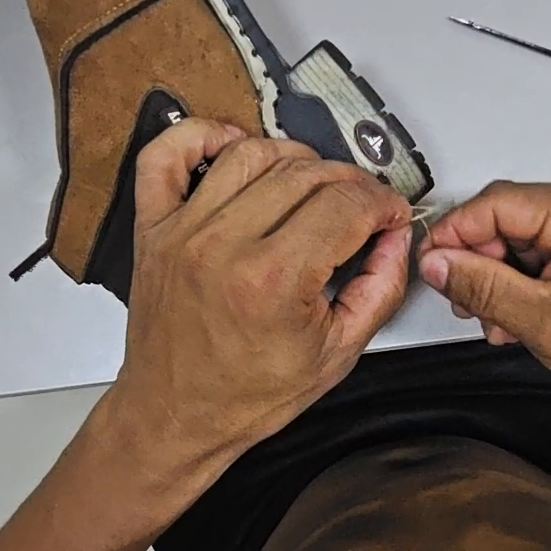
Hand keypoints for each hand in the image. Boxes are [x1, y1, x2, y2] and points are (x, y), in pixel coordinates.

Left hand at [107, 120, 413, 483]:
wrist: (177, 415)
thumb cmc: (245, 396)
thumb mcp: (337, 354)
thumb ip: (380, 289)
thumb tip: (395, 240)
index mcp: (273, 281)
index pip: (347, 205)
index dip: (383, 203)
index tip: (390, 214)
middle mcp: (223, 246)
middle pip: (306, 174)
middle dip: (351, 182)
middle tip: (363, 205)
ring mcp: (183, 232)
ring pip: (252, 154)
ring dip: (297, 158)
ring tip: (315, 185)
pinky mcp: (154, 228)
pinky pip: (166, 156)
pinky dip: (201, 135)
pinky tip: (234, 145)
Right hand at [417, 182, 550, 414]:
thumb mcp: (548, 322)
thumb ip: (485, 287)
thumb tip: (434, 262)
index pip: (501, 203)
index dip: (457, 232)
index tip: (429, 267)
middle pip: (507, 219)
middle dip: (478, 262)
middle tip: (463, 304)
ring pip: (517, 242)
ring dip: (495, 281)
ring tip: (496, 323)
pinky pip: (536, 258)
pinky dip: (516, 287)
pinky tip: (514, 320)